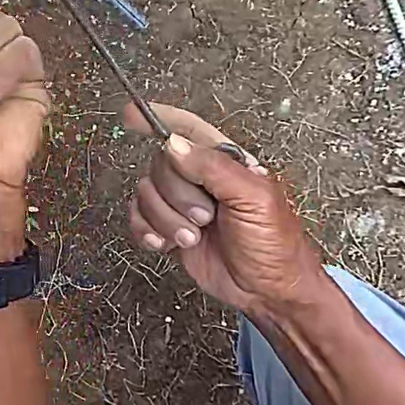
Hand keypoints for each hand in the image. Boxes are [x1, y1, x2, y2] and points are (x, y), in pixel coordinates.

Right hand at [122, 102, 327, 319]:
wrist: (267, 290)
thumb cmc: (274, 242)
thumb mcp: (254, 198)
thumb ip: (213, 167)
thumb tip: (174, 145)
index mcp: (224, 161)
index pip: (187, 129)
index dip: (159, 119)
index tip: (131, 115)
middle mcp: (199, 179)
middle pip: (161, 165)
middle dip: (178, 196)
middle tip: (206, 216)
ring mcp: (181, 204)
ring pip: (146, 193)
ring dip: (167, 220)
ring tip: (194, 236)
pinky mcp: (168, 229)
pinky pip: (138, 219)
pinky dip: (147, 231)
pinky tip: (167, 243)